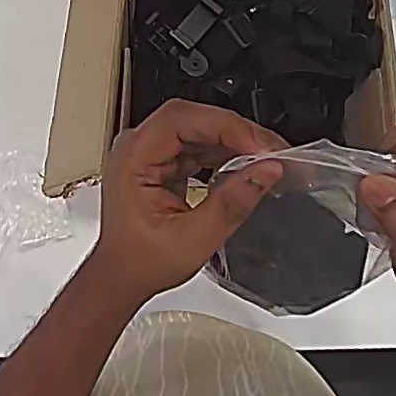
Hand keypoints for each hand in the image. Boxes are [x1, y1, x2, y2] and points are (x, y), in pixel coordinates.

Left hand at [86, 99, 286, 305]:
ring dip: (235, 140)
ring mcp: (149, 151)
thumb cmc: (141, 263)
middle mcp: (137, 147)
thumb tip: (265, 171)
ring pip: (200, 127)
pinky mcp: (163, 159)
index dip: (226, 127)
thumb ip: (231, 204)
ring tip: (266, 158)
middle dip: (237, 131)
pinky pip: (199, 142)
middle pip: (194, 118)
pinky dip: (226, 150)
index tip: (260, 147)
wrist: (122, 277)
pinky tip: (246, 163)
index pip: (182, 120)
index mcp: (133, 159)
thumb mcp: (194, 240)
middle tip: (273, 151)